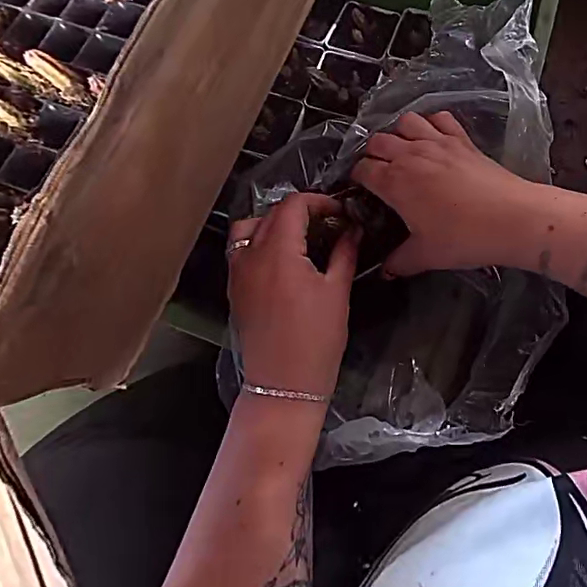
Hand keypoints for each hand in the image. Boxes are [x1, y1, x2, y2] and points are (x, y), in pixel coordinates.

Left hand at [226, 193, 358, 397]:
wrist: (283, 384)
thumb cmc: (317, 338)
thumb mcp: (337, 291)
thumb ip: (345, 253)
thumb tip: (353, 229)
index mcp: (279, 252)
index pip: (293, 205)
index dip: (319, 201)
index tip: (340, 212)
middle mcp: (252, 256)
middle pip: (272, 213)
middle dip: (301, 210)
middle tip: (329, 223)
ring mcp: (238, 273)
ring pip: (249, 228)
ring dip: (275, 222)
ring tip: (301, 236)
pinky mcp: (234, 289)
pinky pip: (241, 250)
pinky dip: (260, 242)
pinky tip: (284, 259)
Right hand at [351, 111, 537, 275]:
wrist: (512, 218)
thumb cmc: (465, 237)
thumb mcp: (426, 255)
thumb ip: (400, 262)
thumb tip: (386, 270)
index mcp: (395, 181)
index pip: (362, 169)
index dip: (357, 178)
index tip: (362, 190)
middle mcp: (412, 155)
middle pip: (379, 140)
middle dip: (373, 154)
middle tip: (380, 173)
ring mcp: (439, 143)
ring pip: (406, 121)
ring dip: (399, 132)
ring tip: (403, 151)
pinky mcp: (464, 140)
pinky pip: (441, 118)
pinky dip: (432, 122)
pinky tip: (434, 137)